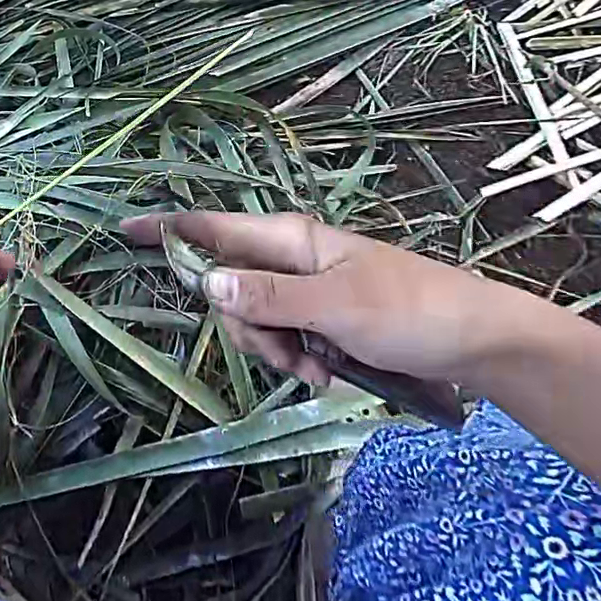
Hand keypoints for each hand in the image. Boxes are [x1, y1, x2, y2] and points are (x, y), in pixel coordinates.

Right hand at [122, 212, 547, 384]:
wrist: (473, 342)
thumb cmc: (409, 309)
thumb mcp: (336, 306)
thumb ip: (268, 296)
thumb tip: (206, 280)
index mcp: (287, 238)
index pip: (213, 227)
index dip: (169, 228)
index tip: (126, 229)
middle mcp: (286, 259)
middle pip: (227, 288)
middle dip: (246, 326)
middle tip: (286, 352)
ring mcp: (300, 290)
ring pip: (251, 320)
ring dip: (275, 351)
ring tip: (319, 367)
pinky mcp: (315, 318)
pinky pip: (280, 340)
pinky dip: (295, 361)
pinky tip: (328, 373)